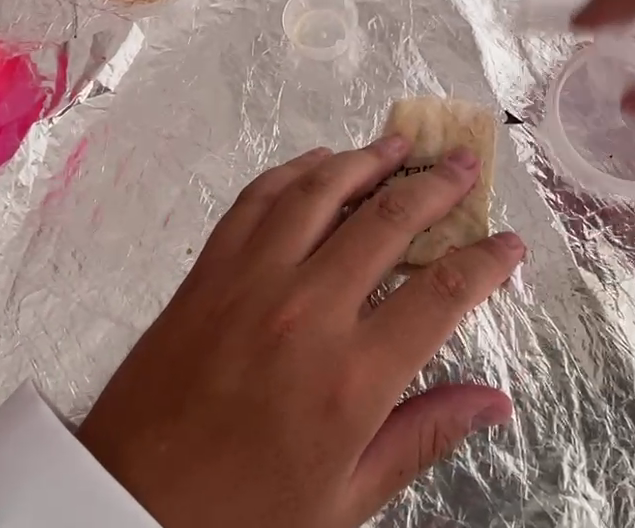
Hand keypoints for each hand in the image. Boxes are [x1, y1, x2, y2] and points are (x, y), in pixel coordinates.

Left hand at [76, 136, 525, 527]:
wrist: (124, 508)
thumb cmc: (244, 515)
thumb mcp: (346, 498)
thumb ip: (425, 435)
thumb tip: (497, 402)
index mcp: (352, 376)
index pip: (444, 293)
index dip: (488, 261)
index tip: (510, 244)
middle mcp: (309, 310)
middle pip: (390, 220)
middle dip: (438, 185)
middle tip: (464, 164)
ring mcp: (254, 280)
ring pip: (324, 191)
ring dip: (370, 159)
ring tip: (402, 143)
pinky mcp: (210, 270)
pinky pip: (259, 197)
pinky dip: (298, 171)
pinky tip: (322, 163)